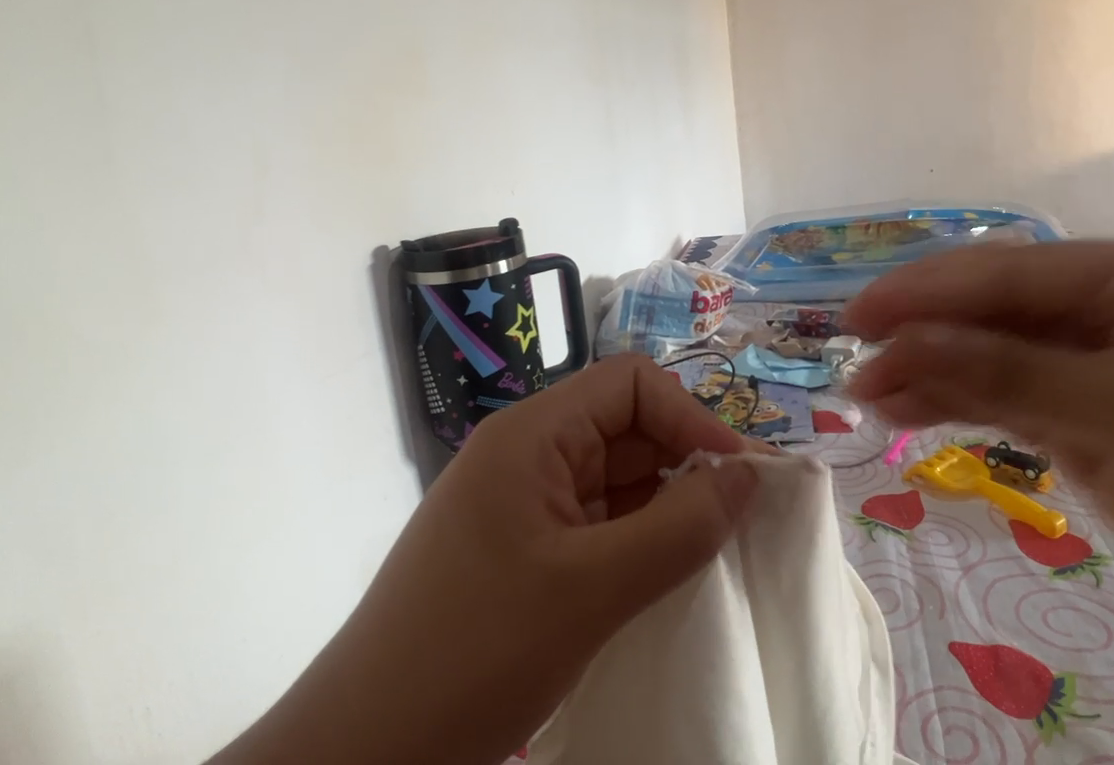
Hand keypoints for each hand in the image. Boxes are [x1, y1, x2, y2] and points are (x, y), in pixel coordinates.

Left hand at [211, 355, 757, 764]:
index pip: (630, 385)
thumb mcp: (591, 590)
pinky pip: (598, 528)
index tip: (739, 478)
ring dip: (666, 510)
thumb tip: (749, 477)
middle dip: (686, 466)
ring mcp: (522, 508)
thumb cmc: (475, 652)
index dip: (691, 419)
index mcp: (530, 435)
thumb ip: (680, 528)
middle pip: (627, 430)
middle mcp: (526, 457)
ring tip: (710, 554)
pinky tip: (666, 580)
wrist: (365, 751)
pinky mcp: (523, 555)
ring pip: (617, 483)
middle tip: (739, 522)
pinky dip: (639, 544)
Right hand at [846, 242, 1113, 667]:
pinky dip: (970, 410)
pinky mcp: (1109, 437)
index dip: (928, 291)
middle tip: (853, 366)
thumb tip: (896, 346)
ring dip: (938, 375)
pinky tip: (916, 414)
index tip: (856, 317)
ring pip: (1005, 363)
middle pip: (1003, 314)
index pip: (1012, 272)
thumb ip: (1009, 374)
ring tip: (867, 396)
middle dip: (927, 335)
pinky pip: (1023, 408)